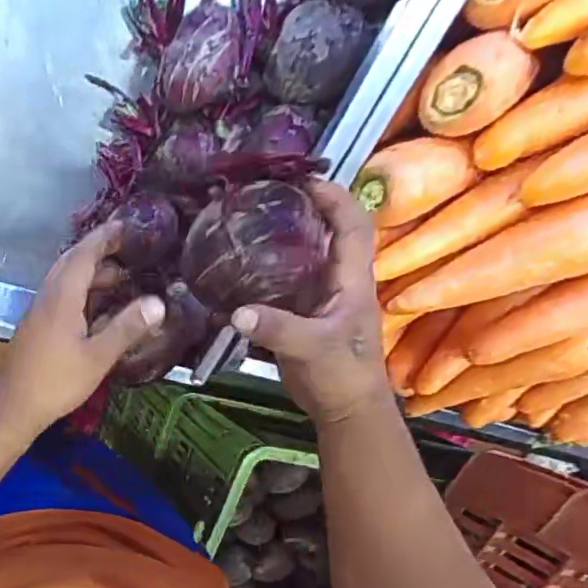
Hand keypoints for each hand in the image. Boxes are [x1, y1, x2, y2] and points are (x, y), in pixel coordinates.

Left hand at [0, 223, 163, 436]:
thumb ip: (127, 328)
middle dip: (98, 253)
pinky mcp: (35, 328)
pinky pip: (60, 298)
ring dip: (90, 275)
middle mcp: (47, 298)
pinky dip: (81, 293)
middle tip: (126, 251)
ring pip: (64, 282)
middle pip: (71, 264)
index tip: (125, 226)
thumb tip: (157, 303)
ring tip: (119, 280)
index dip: (104, 238)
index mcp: (61, 298)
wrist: (15, 407)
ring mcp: (38, 313)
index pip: (83, 255)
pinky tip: (96, 310)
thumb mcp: (98, 357)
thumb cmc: (57, 382)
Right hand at [232, 179, 389, 426]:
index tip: (305, 178)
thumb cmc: (342, 374)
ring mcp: (318, 300)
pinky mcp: (300, 318)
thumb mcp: (311, 348)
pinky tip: (237, 273)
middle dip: (301, 210)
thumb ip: (275, 329)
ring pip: (302, 259)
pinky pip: (281, 287)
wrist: (344, 409)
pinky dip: (262, 276)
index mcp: (352, 279)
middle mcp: (337, 282)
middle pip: (325, 233)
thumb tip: (235, 312)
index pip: (352, 224)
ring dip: (280, 241)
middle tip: (266, 197)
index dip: (334, 196)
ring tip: (248, 225)